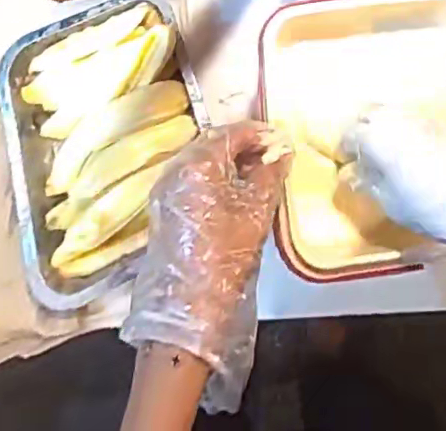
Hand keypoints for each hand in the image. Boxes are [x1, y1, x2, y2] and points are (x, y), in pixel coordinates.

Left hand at [119, 122, 289, 412]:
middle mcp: (175, 168)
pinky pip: (193, 177)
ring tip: (258, 170)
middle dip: (244, 144)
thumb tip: (282, 150)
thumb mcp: (256, 211)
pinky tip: (235, 188)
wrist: (186, 311)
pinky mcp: (163, 207)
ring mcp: (165, 187)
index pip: (232, 132)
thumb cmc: (224, 256)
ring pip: (202, 159)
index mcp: (197, 163)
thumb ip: (270, 173)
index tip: (281, 139)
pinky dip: (215, 175)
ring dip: (229, 159)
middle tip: (272, 153)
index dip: (260, 133)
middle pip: (214, 142)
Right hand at [341, 108, 445, 268]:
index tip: (344, 164)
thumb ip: (367, 183)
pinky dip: (399, 129)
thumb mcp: (389, 203)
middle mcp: (393, 119)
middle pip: (367, 115)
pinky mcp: (436, 124)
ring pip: (388, 113)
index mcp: (375, 137)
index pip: (348, 135)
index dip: (344, 150)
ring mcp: (417, 118)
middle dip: (360, 130)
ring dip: (380, 126)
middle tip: (360, 154)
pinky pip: (407, 120)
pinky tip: (404, 150)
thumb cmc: (428, 207)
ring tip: (382, 151)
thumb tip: (351, 174)